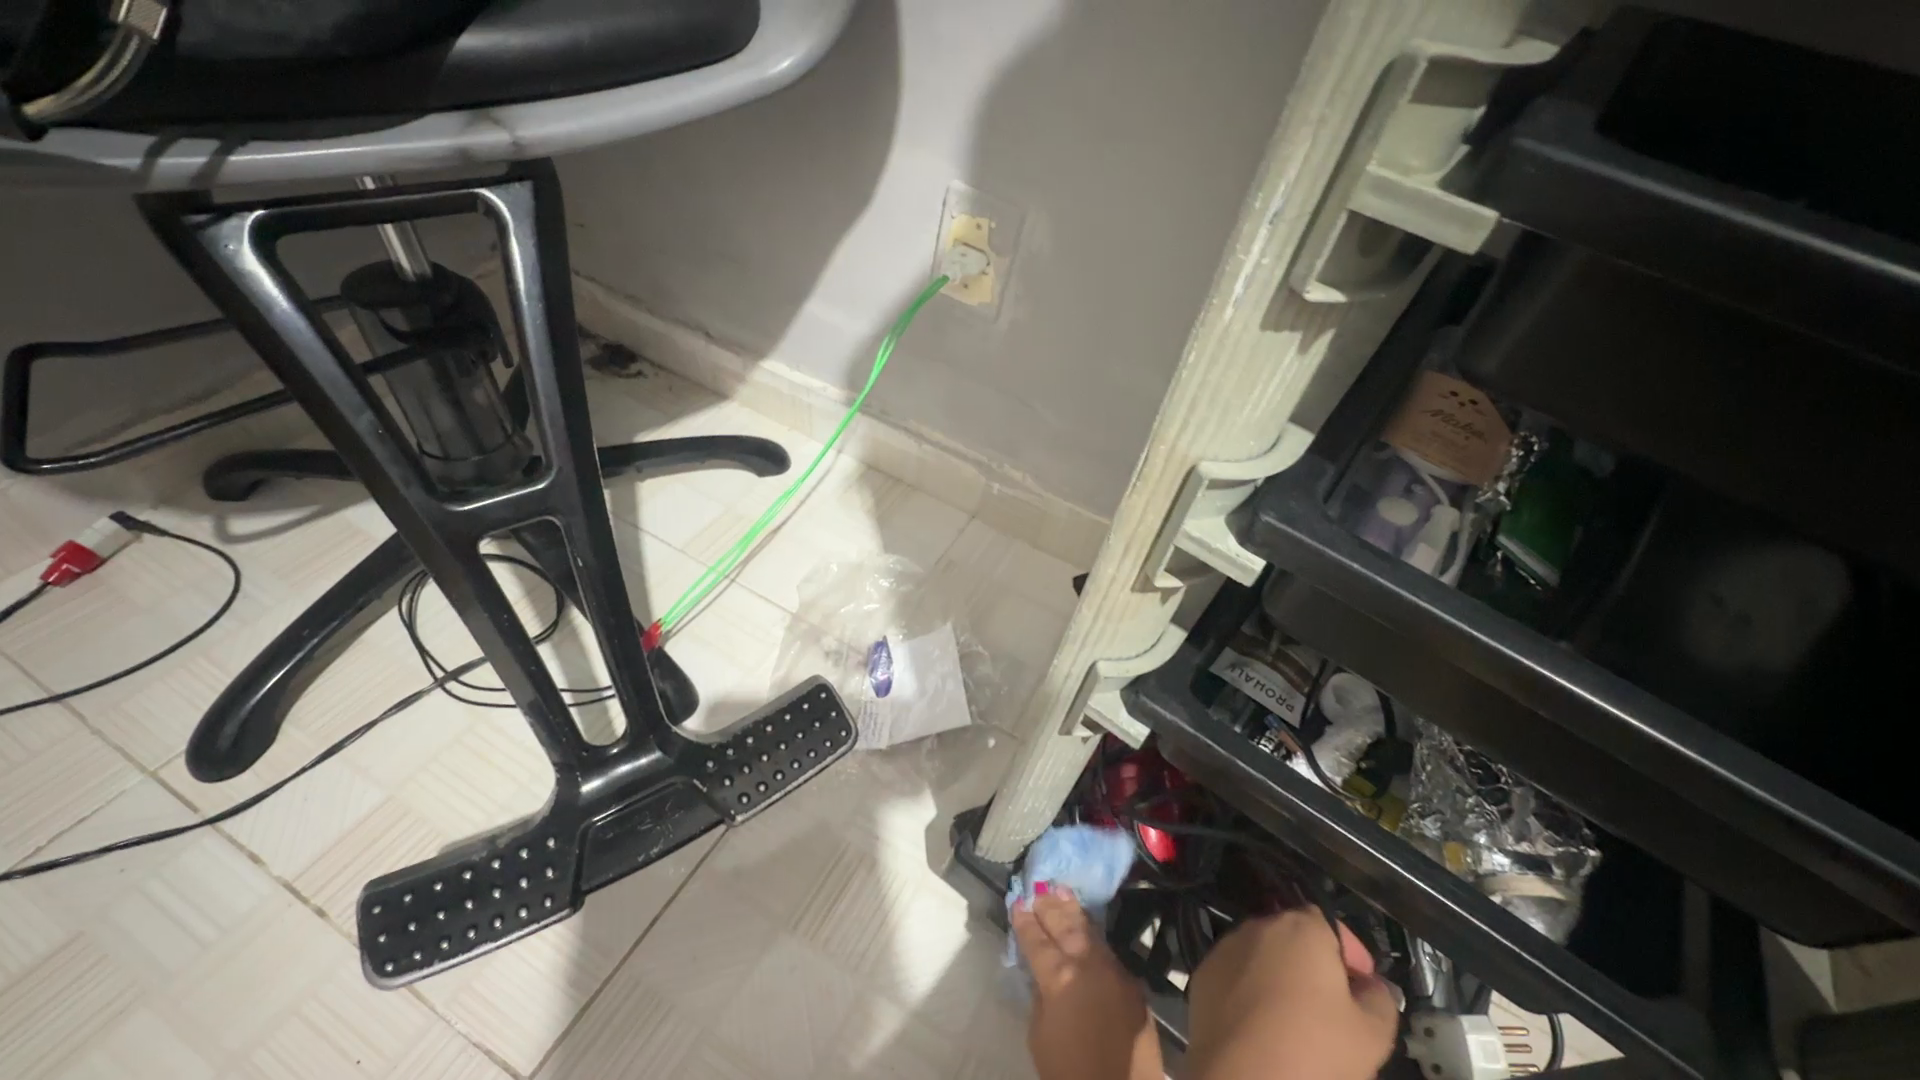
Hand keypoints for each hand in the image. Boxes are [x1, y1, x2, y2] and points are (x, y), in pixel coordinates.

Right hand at [1011, 886, 1163, 1079]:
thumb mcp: (1040, 1035)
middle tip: (1038, 890)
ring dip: (1073, 912)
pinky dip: (1093, 937)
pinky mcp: (1133, 984)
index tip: (1018, 904)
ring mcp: (1115, 971)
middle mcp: (1088, 965)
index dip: (1025, 922)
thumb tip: (1044, 975)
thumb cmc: (1070, 1070)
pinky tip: (1086, 930)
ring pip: (1090, 932)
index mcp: (1059, 977)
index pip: (1037, 941)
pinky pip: (1109, 952)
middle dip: (1049, 908)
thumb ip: (1041, 997)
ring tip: (1061, 892)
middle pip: (1065, 927)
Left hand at [1186, 909, 1398, 1079]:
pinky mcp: (1201, 978)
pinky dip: (1250, 993)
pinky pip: (1236, 978)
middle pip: (1294, 939)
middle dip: (1315, 965)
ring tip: (1296, 1020)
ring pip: (1262, 957)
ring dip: (1280, 977)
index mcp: (1301, 929)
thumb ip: (1379, 1000)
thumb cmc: (1315, 1052)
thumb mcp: (1372, 1034)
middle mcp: (1257, 928)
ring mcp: (1223, 951)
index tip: (1364, 986)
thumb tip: (1370, 987)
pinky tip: (1262, 1028)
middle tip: (1333, 1006)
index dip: (1352, 955)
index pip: (1332, 926)